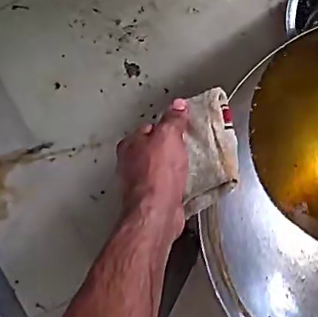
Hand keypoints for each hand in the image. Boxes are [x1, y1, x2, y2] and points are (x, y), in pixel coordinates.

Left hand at [117, 99, 189, 224]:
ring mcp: (139, 182)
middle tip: (186, 145)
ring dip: (173, 166)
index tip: (181, 125)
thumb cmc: (158, 174)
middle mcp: (130, 163)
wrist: (158, 211)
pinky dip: (175, 182)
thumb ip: (173, 119)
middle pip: (153, 147)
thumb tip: (178, 105)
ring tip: (187, 164)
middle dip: (169, 147)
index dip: (167, 125)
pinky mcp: (151, 198)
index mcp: (130, 144)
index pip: (149, 127)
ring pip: (159, 167)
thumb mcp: (169, 136)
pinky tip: (184, 182)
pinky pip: (165, 184)